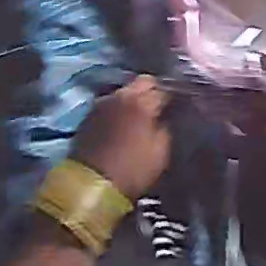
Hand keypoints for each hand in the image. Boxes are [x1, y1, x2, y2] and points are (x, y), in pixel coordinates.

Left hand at [71, 76, 172, 197]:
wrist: (92, 183)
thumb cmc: (132, 170)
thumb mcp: (160, 153)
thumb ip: (165, 128)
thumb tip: (165, 116)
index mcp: (142, 103)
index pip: (163, 90)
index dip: (171, 97)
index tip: (175, 106)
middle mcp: (122, 95)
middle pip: (143, 81)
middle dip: (153, 89)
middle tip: (158, 104)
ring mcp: (104, 101)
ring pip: (125, 89)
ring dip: (134, 96)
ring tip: (139, 111)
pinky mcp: (91, 111)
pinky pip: (111, 100)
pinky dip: (119, 105)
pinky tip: (122, 118)